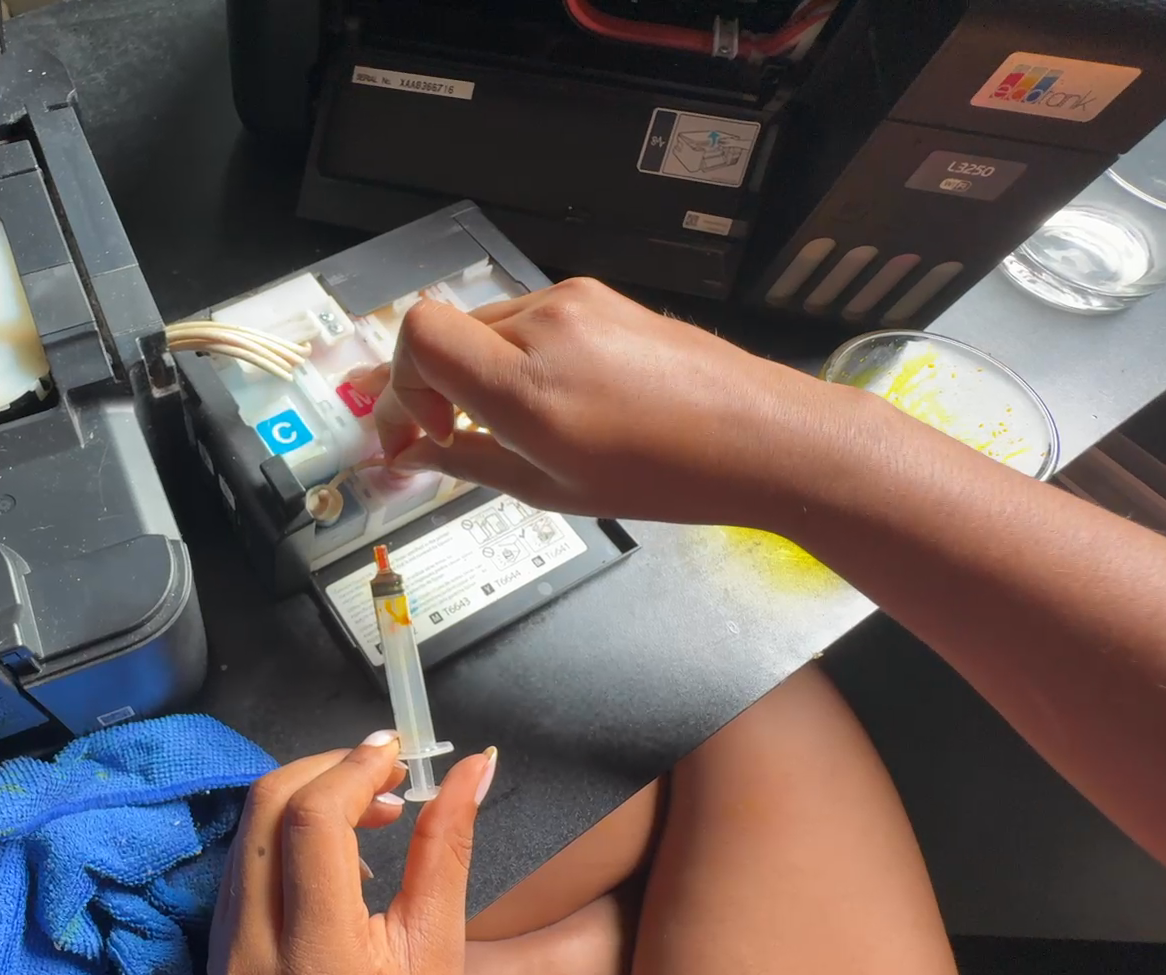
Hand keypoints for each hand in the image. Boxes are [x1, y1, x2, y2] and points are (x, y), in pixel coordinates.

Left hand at [208, 733, 496, 974]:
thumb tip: (475, 766)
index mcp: (317, 959)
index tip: (394, 752)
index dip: (353, 770)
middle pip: (267, 806)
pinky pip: (245, 855)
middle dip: (327, 768)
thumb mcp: (440, 951)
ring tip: (371, 808)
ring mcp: (221, 947)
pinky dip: (288, 827)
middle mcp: (249, 948)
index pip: (313, 822)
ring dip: (308, 793)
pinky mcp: (214, 943)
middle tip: (385, 774)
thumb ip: (448, 847)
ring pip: (251, 824)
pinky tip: (334, 845)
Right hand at [368, 278, 846, 526]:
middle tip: (443, 433)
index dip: (402, 382)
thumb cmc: (656, 478)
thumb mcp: (546, 488)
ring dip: (469, 371)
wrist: (763, 435)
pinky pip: (522, 320)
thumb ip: (465, 462)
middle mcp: (542, 322)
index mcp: (525, 382)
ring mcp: (573, 299)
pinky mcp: (596, 295)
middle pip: (441, 331)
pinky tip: (543, 393)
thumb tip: (411, 453)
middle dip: (428, 384)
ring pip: (480, 326)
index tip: (430, 428)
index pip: (418, 335)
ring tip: (502, 418)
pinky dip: (508, 355)